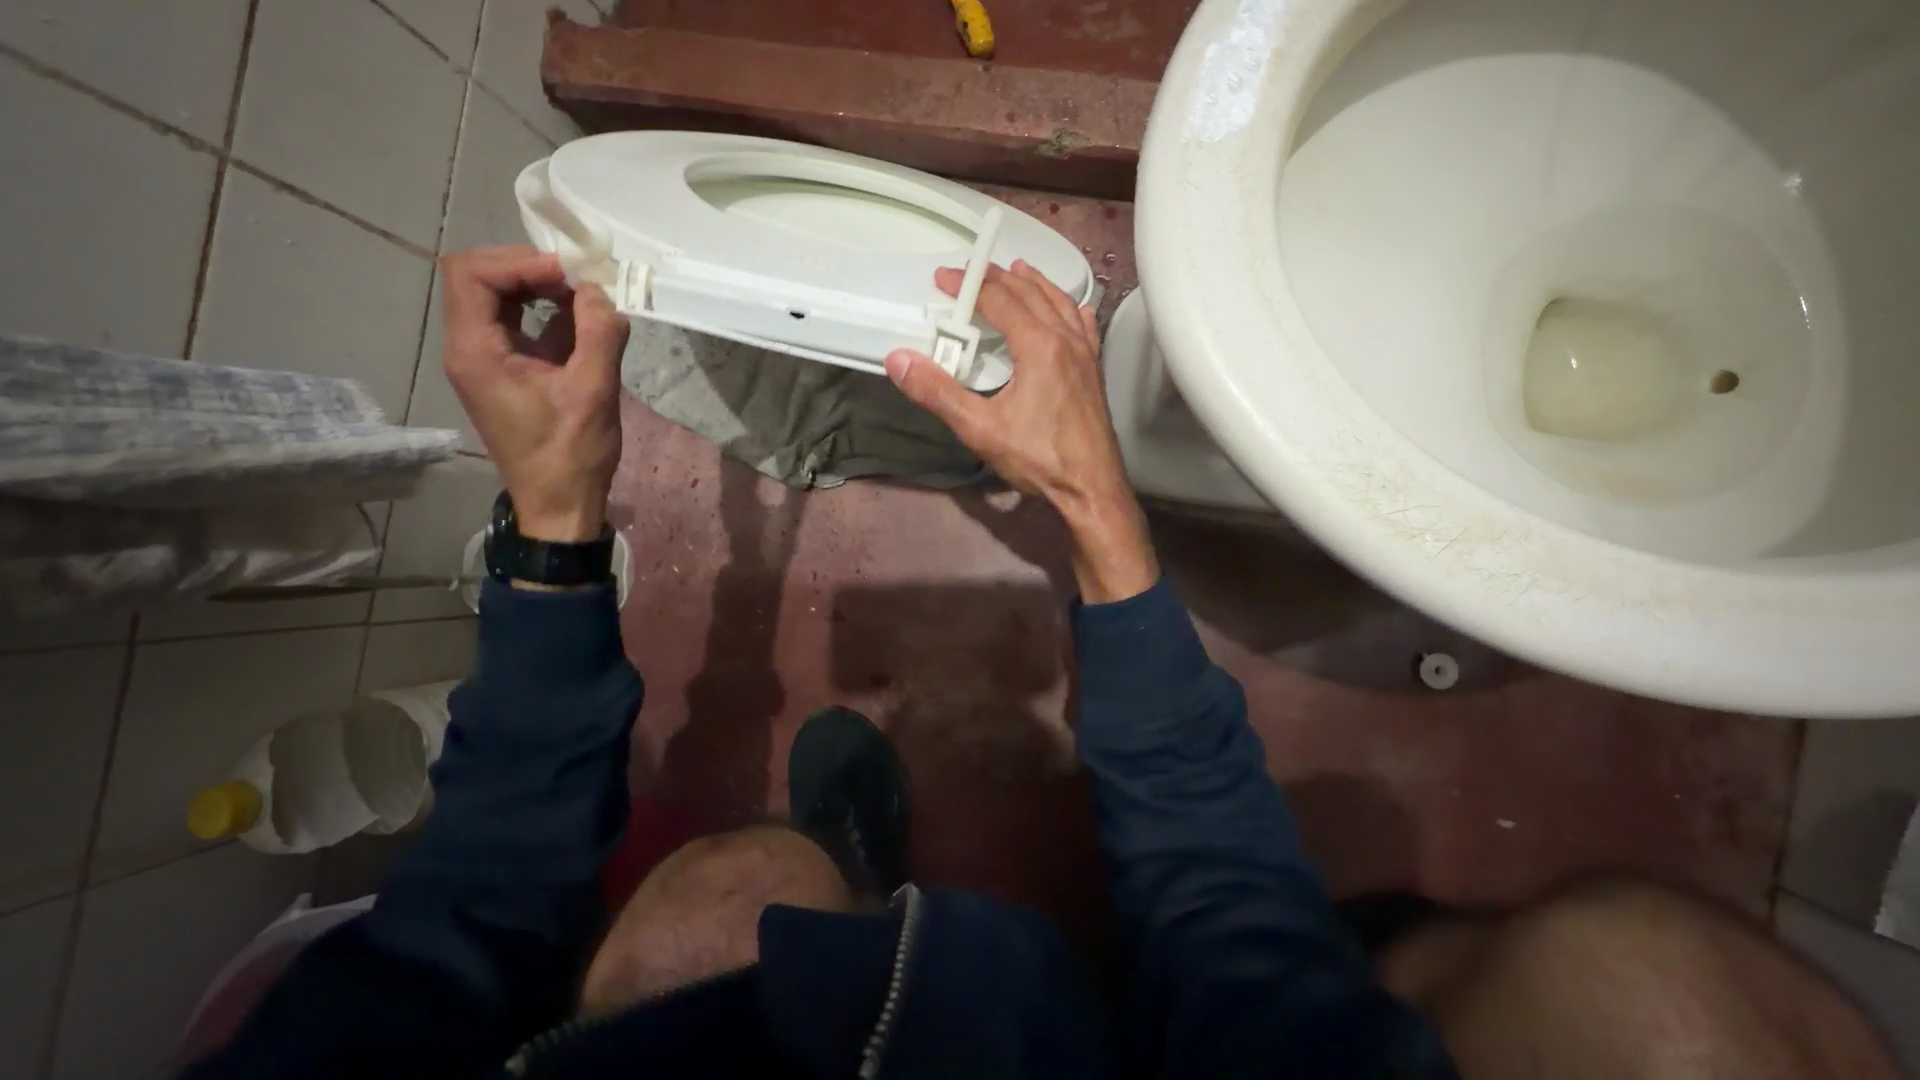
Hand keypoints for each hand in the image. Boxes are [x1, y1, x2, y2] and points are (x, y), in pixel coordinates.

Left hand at [441, 246, 629, 542]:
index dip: (519, 261)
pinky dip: (550, 314)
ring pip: (500, 299)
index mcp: (475, 352)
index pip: (471, 273)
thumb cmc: (570, 455)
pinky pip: (520, 325)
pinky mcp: (509, 372)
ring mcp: (488, 361)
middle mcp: (470, 349)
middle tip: (580, 280)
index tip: (568, 272)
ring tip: (587, 297)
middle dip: (531, 269)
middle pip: (481, 279)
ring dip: (542, 289)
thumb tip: (601, 291)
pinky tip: (585, 323)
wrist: (560, 506)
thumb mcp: (592, 392)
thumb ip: (598, 333)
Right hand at [885, 261, 1157, 603]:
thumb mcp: (979, 428)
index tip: (944, 279)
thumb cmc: (1038, 459)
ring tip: (1018, 272)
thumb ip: (938, 392)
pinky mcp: (1094, 372)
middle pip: (1029, 293)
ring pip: (1060, 303)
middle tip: (971, 272)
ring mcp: (1085, 354)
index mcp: (1038, 345)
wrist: (1091, 488)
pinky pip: (1083, 326)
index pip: (998, 299)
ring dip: (1035, 284)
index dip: (969, 285)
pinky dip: (1069, 308)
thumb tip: (899, 359)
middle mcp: (1065, 339)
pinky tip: (1069, 309)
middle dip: (997, 278)